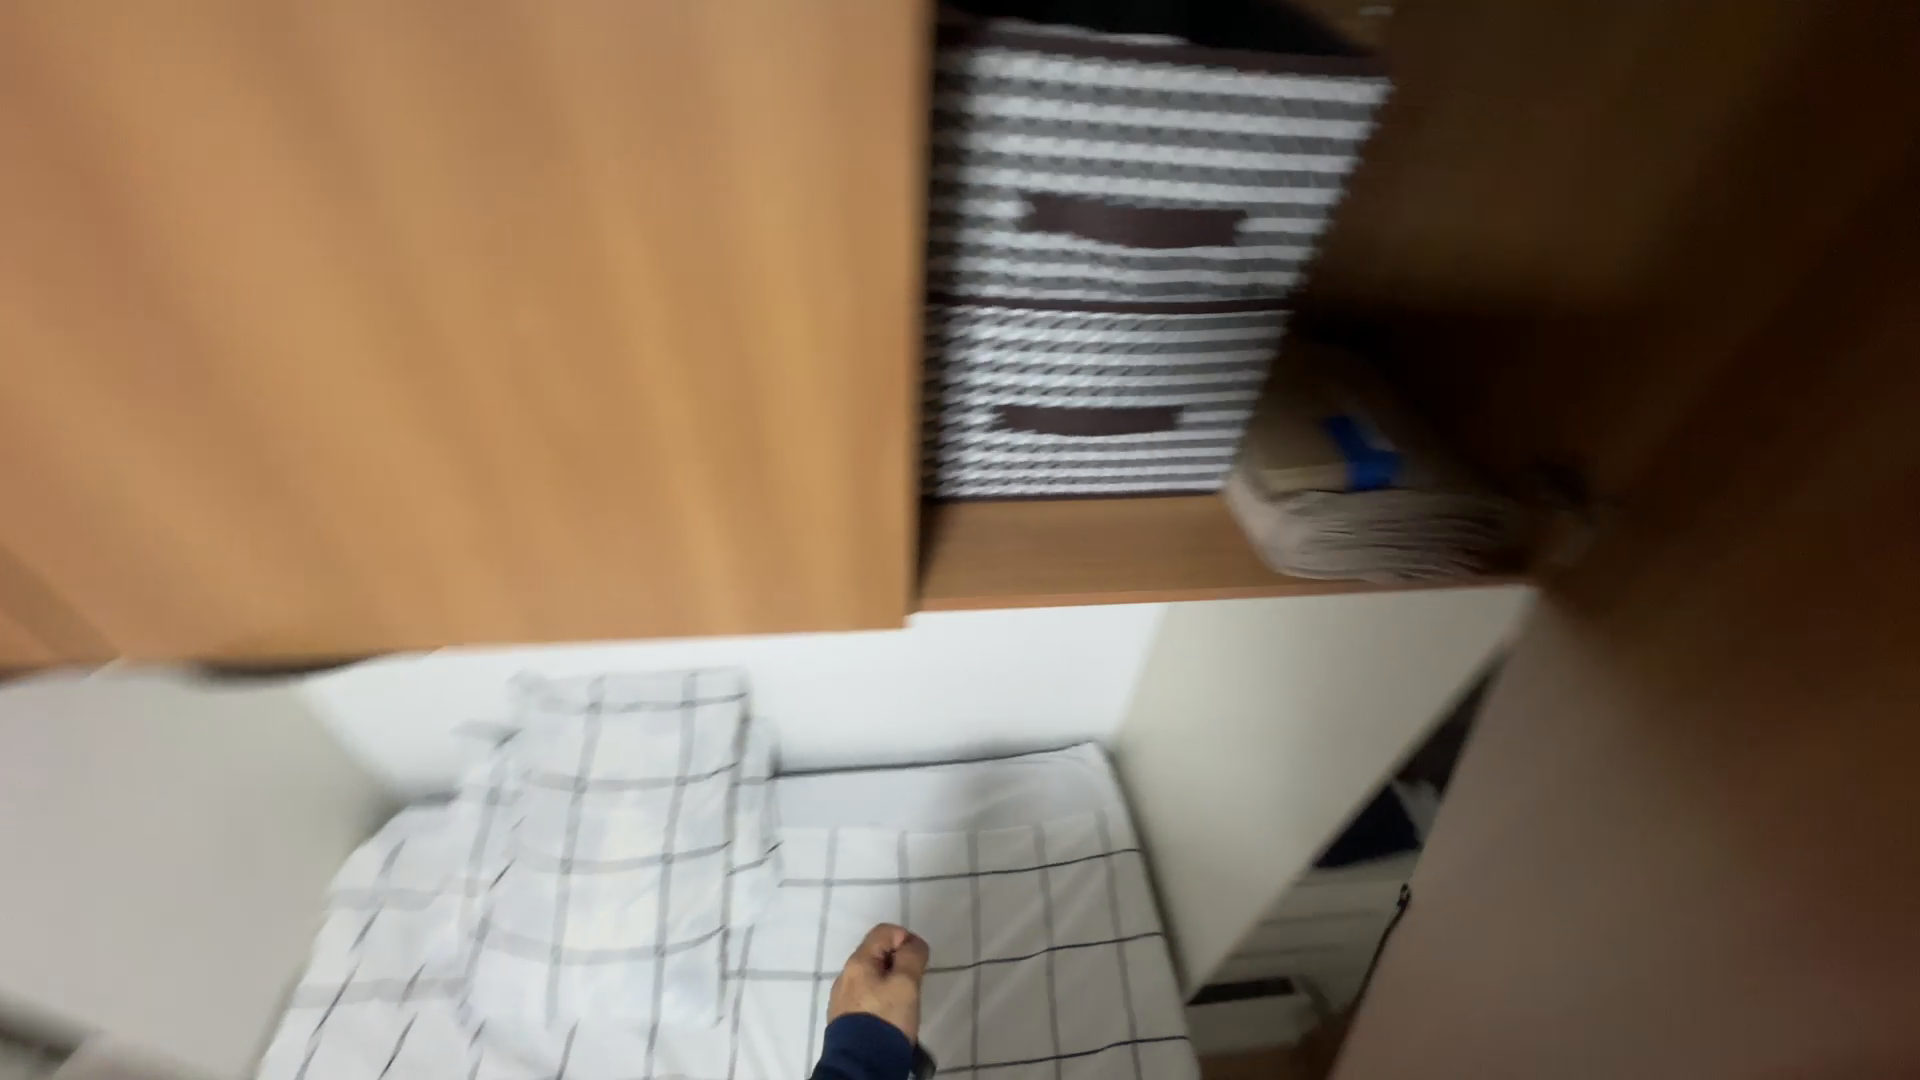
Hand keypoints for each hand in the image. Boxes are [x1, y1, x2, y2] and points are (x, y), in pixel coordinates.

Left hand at [826, 923, 930, 1043]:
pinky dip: (882, 1000)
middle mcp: (846, 976)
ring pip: (873, 978)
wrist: (862, 1068)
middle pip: (878, 954)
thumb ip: (912, 956)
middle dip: (900, 963)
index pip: (884, 931)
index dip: (906, 938)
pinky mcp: (845, 1020)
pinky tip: (890, 1018)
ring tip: (905, 1005)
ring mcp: (843, 999)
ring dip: (892, 983)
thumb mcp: (906, 983)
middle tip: (914, 984)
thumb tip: (913, 944)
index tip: (920, 960)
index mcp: (858, 962)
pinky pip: (867, 998)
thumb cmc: (886, 1020)